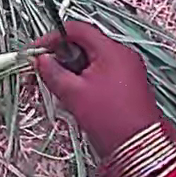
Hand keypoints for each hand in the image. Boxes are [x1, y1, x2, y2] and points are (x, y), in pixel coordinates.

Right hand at [32, 21, 164, 158]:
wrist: (139, 146)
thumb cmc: (108, 118)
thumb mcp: (73, 93)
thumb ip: (53, 72)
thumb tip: (40, 60)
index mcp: (111, 50)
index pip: (77, 30)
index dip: (52, 38)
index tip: (36, 52)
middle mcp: (122, 54)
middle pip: (84, 43)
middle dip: (60, 54)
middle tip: (43, 69)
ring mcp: (127, 69)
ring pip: (91, 58)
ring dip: (71, 67)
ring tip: (57, 85)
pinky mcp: (127, 83)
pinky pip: (100, 71)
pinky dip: (84, 77)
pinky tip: (74, 93)